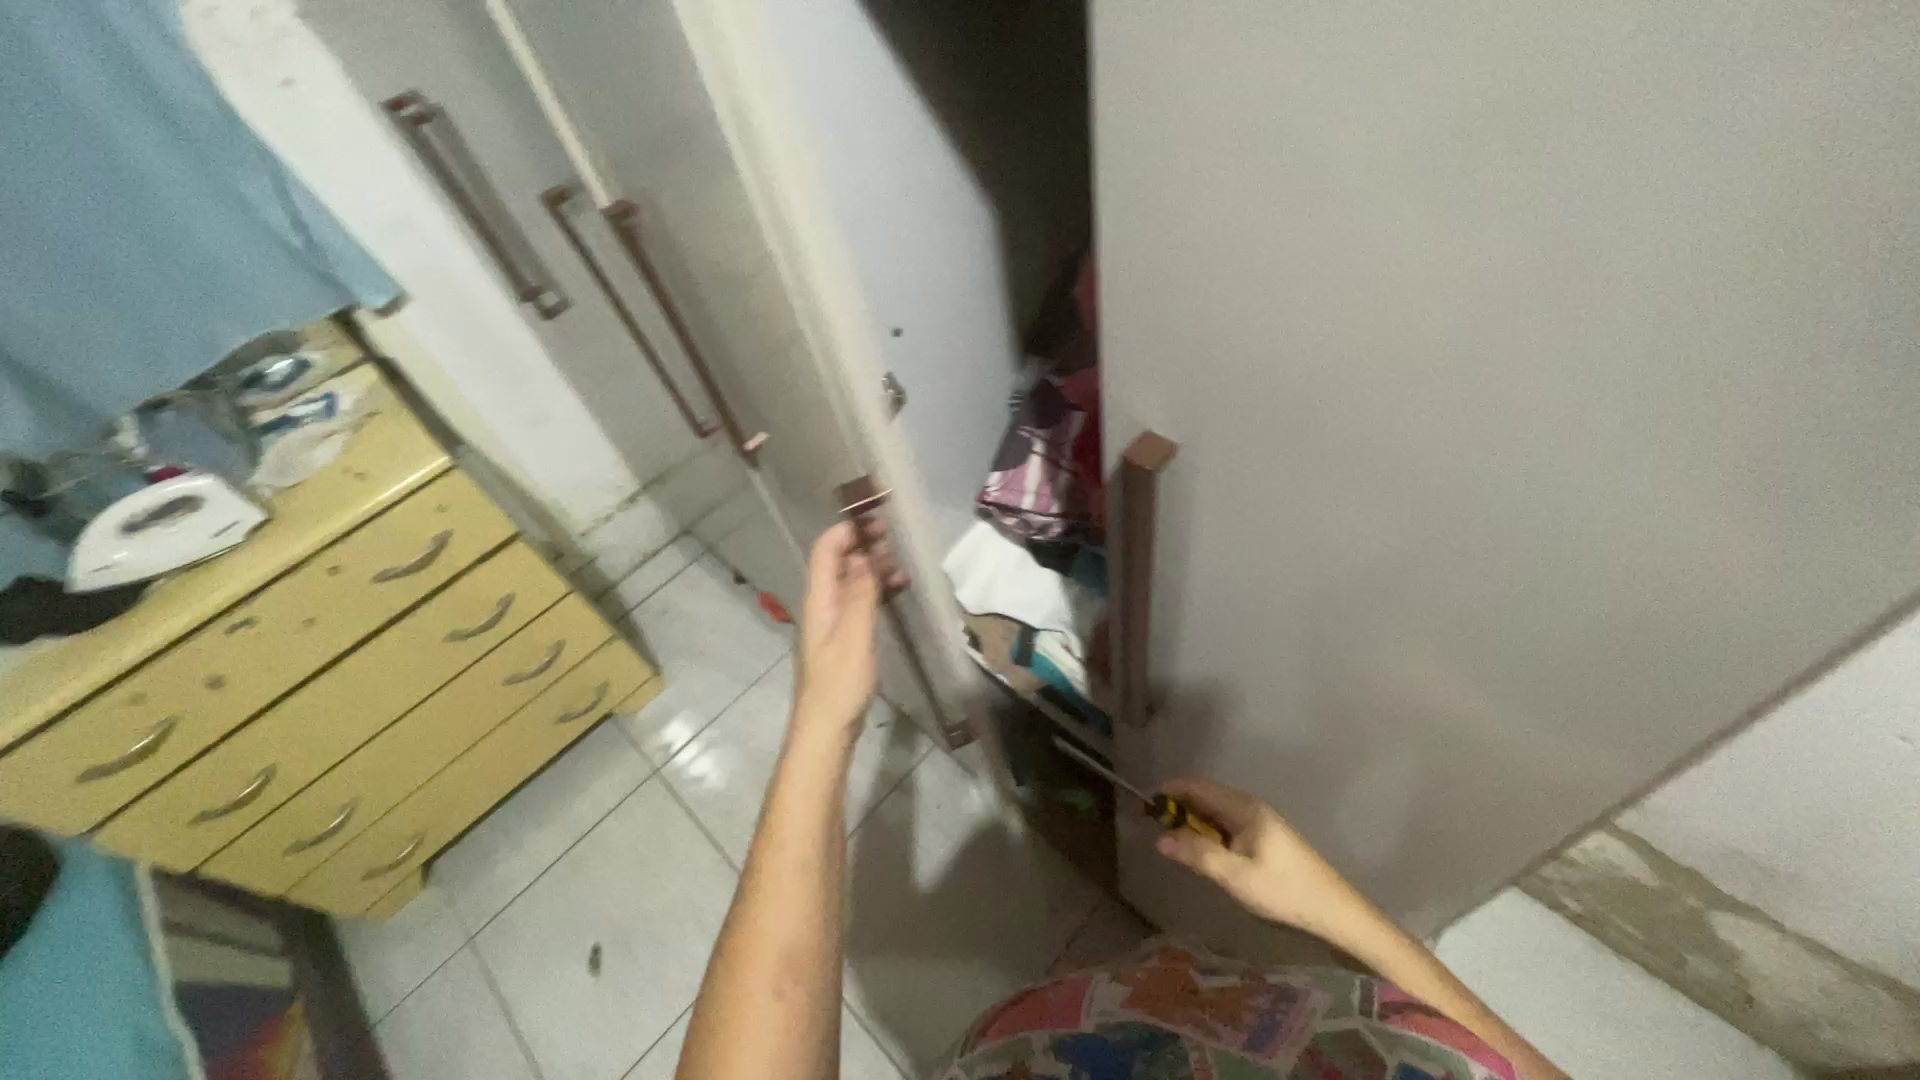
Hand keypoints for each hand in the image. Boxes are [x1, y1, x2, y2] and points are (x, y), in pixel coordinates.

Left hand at [792, 521, 905, 741]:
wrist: (825, 731)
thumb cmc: (839, 684)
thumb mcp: (855, 636)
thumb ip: (861, 595)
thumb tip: (866, 556)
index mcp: (819, 601)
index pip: (826, 550)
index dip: (847, 529)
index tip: (876, 519)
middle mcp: (822, 607)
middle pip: (838, 564)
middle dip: (862, 544)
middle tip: (893, 536)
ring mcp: (831, 624)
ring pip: (850, 584)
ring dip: (872, 568)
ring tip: (901, 563)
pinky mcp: (843, 641)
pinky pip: (858, 604)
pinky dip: (875, 592)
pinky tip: (895, 592)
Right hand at [1153, 778, 1380, 946]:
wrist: (1333, 910)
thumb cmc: (1282, 890)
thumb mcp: (1234, 875)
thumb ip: (1196, 854)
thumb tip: (1160, 837)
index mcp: (1243, 807)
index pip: (1196, 786)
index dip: (1167, 792)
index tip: (1143, 808)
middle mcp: (1250, 805)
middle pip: (1204, 795)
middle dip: (1177, 808)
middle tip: (1154, 829)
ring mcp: (1260, 819)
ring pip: (1215, 811)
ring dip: (1192, 822)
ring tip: (1174, 843)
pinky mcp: (1265, 835)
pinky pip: (1227, 823)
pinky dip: (1208, 831)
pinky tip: (1204, 853)